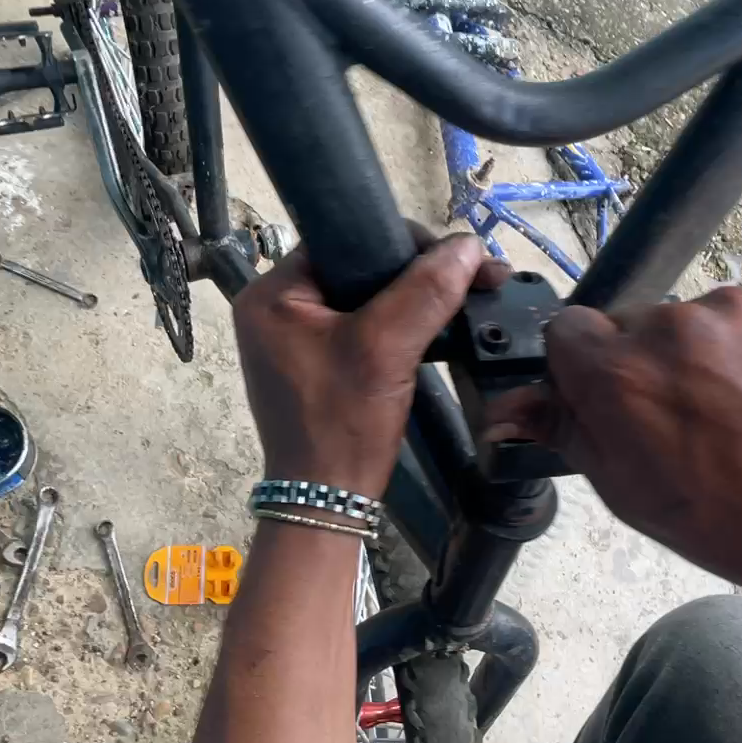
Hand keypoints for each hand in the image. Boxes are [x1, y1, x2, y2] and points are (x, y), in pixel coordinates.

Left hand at [233, 233, 499, 496]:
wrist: (328, 501)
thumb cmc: (342, 424)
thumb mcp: (385, 350)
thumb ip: (425, 292)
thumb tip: (470, 246)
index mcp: (272, 294)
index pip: (342, 241)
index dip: (402, 243)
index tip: (452, 259)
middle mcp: (275, 308)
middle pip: (356, 267)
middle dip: (414, 273)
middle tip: (467, 278)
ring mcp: (293, 338)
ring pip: (363, 298)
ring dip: (412, 300)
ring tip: (462, 298)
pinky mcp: (315, 362)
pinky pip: (362, 327)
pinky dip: (398, 326)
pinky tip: (435, 327)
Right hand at [485, 288, 741, 594]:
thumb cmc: (730, 519)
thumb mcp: (628, 492)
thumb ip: (564, 432)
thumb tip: (505, 410)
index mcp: (615, 375)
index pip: (563, 331)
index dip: (578, 367)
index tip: (603, 400)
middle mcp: (664, 325)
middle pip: (623, 325)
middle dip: (633, 361)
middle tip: (672, 416)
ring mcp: (727, 308)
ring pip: (679, 321)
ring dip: (686, 354)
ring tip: (729, 409)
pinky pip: (732, 315)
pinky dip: (735, 345)